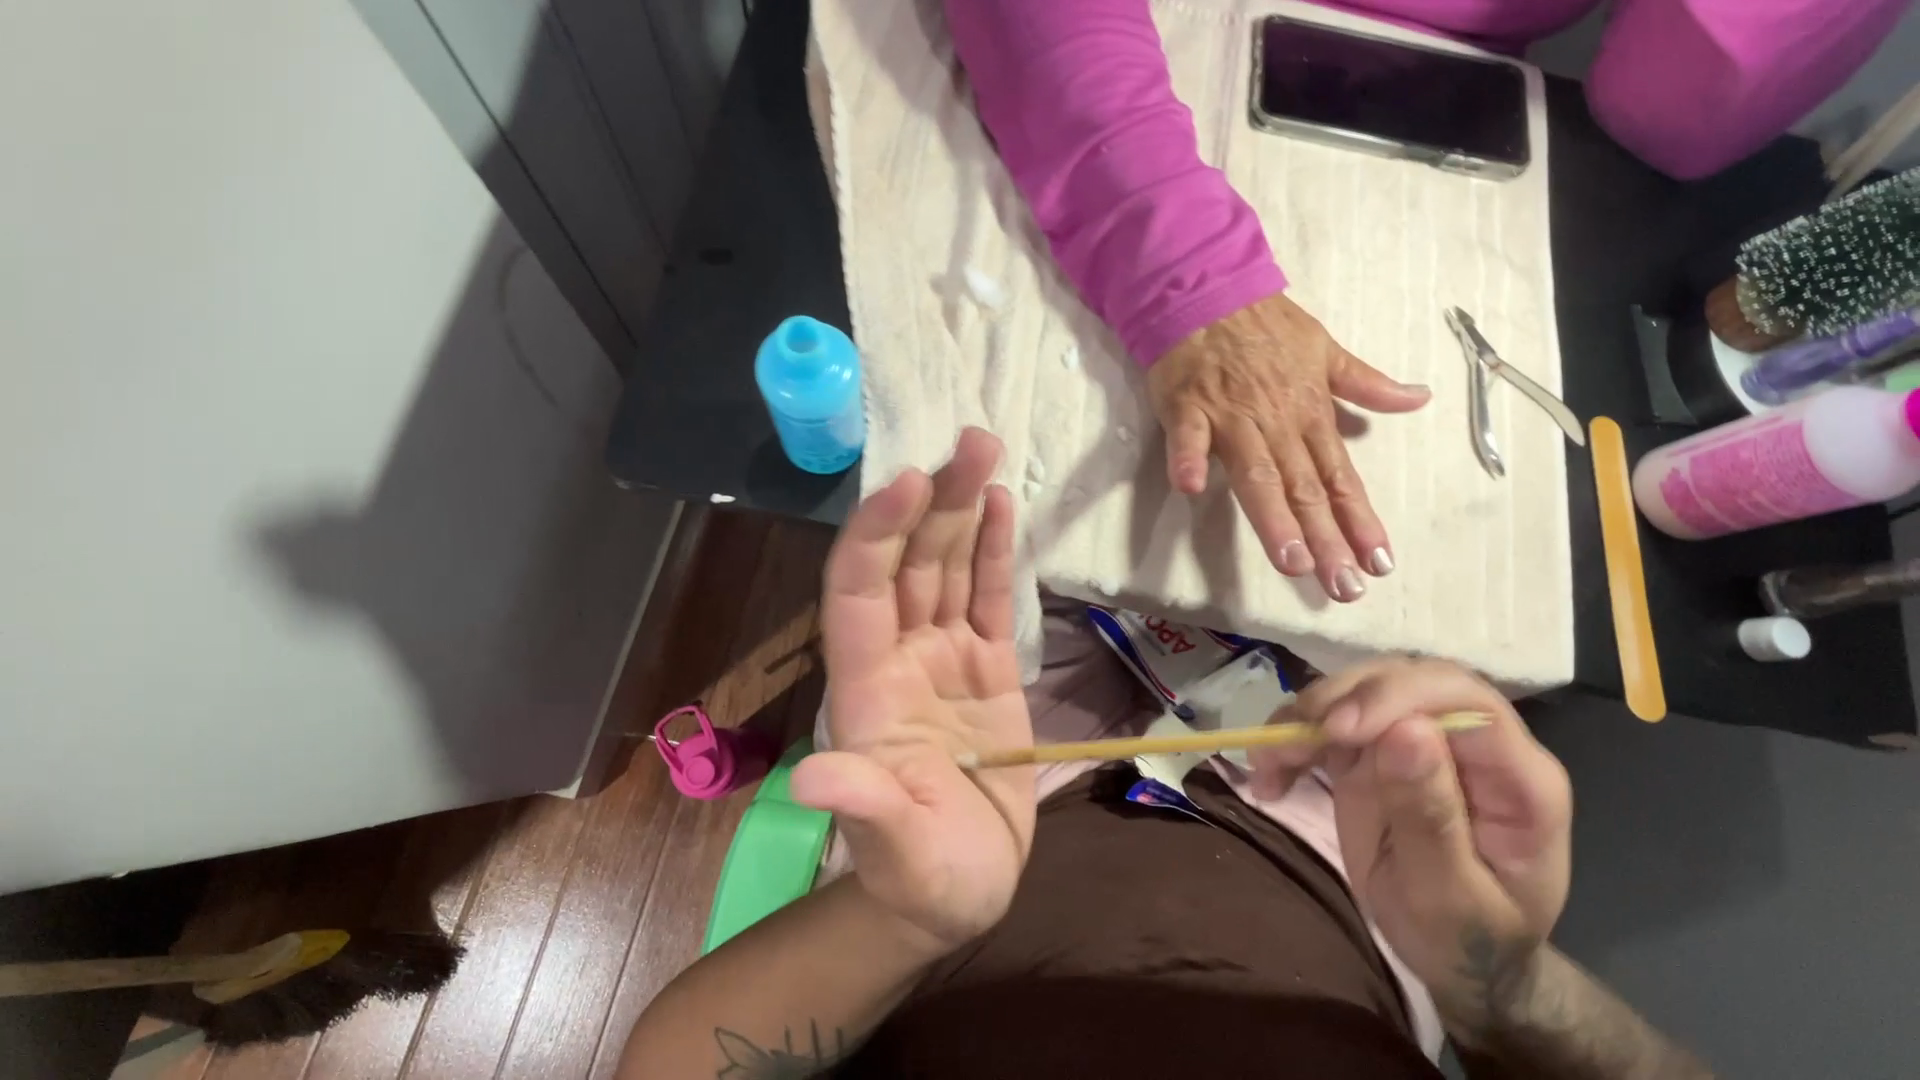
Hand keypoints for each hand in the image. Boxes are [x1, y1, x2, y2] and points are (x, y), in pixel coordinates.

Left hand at [789, 427, 1034, 948]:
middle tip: (968, 442)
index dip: (877, 535)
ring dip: (961, 508)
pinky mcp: (986, 669)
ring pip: (946, 567)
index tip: (910, 482)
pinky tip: (1001, 504)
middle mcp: (898, 658)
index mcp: (866, 690)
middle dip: (931, 501)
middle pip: (907, 563)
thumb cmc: (924, 876)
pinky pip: (986, 597)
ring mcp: (942, 658)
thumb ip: (865, 808)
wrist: (962, 890)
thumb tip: (815, 779)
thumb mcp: (900, 851)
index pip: (859, 593)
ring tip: (984, 449)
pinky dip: (992, 550)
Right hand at [1148, 293, 1429, 601]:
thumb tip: (1419, 399)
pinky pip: (1189, 437)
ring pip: (1257, 473)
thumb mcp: (1325, 350)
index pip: (1340, 477)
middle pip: (1305, 488)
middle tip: (1343, 587)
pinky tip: (1193, 489)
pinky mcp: (1189, 408)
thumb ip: (1365, 384)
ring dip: (1274, 517)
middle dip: (1326, 539)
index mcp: (1309, 414)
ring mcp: (1232, 418)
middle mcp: (1277, 424)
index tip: (1379, 561)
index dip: (1360, 520)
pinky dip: (1190, 459)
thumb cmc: (1264, 328)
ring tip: (1293, 563)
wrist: (1208, 293)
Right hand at [1250, 658, 1571, 1032]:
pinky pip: (1330, 725)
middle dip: (1339, 700)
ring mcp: (1420, 743)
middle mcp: (1469, 743)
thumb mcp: (1451, 898)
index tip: (1337, 729)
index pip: (1463, 700)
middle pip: (1404, 681)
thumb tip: (1407, 730)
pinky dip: (1290, 740)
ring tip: (1265, 761)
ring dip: (1303, 717)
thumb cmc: (1469, 939)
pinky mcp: (1376, 753)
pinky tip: (1267, 776)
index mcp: (1517, 775)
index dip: (1397, 698)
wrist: (1454, 959)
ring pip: (1360, 693)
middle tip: (1286, 743)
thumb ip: (1432, 817)